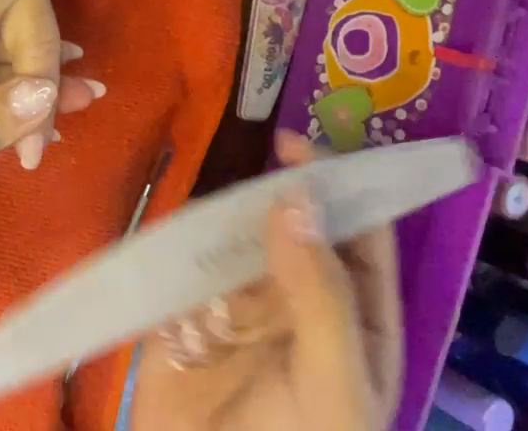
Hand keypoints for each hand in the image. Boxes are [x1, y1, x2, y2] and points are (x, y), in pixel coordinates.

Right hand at [130, 132, 403, 430]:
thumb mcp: (332, 383)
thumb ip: (318, 293)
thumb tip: (295, 200)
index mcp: (352, 324)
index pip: (358, 243)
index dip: (340, 190)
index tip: (302, 144)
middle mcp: (295, 305)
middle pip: (287, 232)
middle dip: (274, 195)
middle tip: (249, 156)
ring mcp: (234, 307)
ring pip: (230, 242)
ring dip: (220, 219)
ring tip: (212, 198)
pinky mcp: (179, 312)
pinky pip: (178, 264)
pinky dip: (174, 244)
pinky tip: (170, 235)